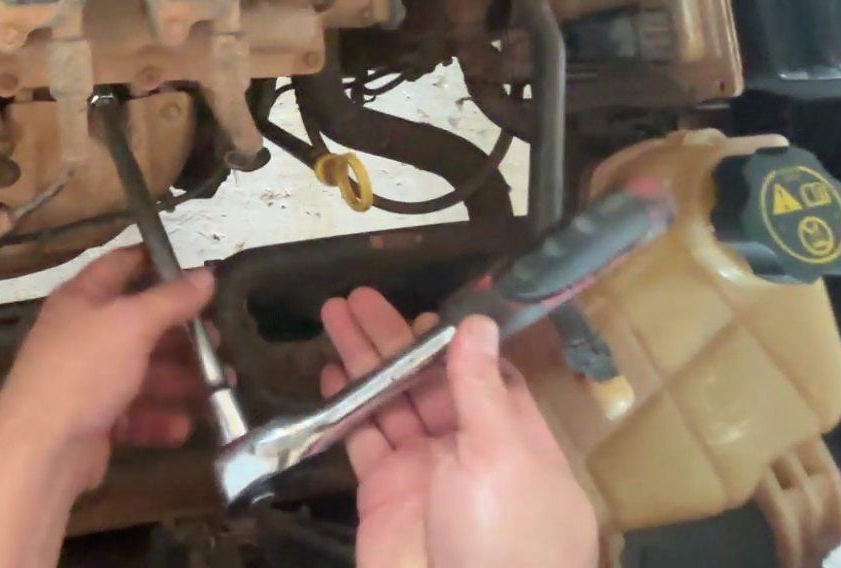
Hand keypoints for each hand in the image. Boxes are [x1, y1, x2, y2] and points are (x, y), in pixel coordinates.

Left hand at [0, 246, 214, 490]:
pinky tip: (186, 425)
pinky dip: (159, 417)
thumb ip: (171, 299)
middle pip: (139, 324)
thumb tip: (207, 276)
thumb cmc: (84, 369)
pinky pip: (133, 412)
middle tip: (220, 342)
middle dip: (181, 334)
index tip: (197, 272)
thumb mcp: (131, 324)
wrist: (41, 450)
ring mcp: (87, 378)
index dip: (156, 263)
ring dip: (180, 379)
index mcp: (82, 297)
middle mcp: (83, 332)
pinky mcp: (93, 419)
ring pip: (141, 371)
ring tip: (220, 388)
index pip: (121, 265)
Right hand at [320, 288, 597, 567]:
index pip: (483, 376)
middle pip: (425, 380)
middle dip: (392, 338)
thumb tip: (482, 323)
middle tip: (358, 296)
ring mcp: (422, 473)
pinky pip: (360, 437)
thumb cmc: (502, 543)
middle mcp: (467, 452)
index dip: (452, 340)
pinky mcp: (383, 492)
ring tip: (334, 315)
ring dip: (362, 360)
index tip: (424, 306)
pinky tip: (329, 374)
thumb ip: (480, 388)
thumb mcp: (501, 457)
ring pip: (388, 401)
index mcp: (511, 442)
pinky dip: (343, 405)